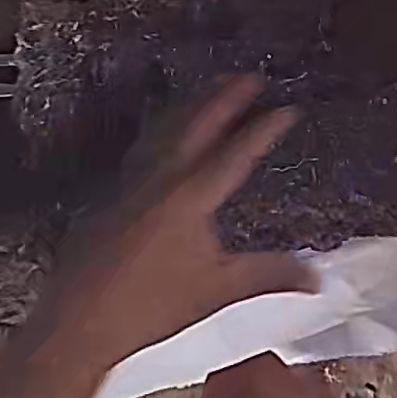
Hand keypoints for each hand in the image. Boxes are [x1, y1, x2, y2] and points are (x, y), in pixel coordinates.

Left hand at [41, 75, 317, 370]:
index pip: (237, 152)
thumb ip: (270, 275)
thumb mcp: (219, 289)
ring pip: (166, 129)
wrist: (80, 321)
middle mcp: (161, 179)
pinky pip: (144, 147)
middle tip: (248, 76)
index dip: (265, 128)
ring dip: (192, 105)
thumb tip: (316, 277)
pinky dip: (163, 128)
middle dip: (225, 96)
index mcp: (191, 197)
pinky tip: (164, 134)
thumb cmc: (150, 306)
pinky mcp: (113, 194)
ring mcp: (132, 183)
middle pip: (197, 124)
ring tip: (210, 89)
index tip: (287, 109)